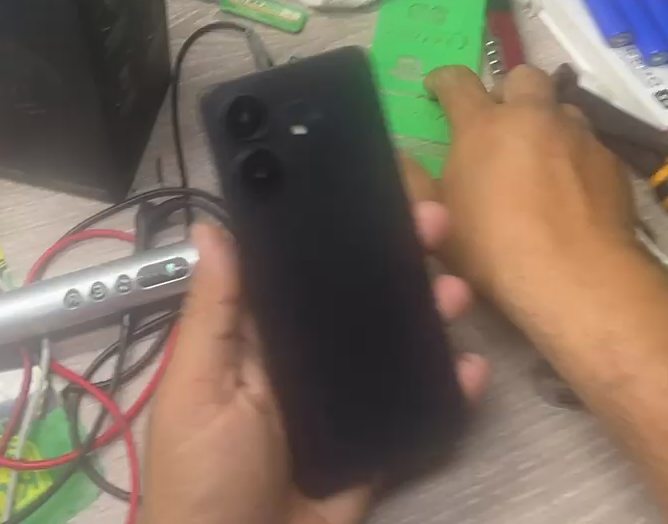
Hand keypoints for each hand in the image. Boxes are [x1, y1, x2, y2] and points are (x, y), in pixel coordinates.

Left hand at [140, 212, 488, 523]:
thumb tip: (210, 225)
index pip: (300, 268)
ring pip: (392, 339)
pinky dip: (448, 386)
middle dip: (394, 257)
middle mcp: (306, 354)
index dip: (331, 229)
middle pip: (355, 295)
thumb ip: (213, 311)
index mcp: (260, 333)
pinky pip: (416, 406)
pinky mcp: (375, 441)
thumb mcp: (197, 386)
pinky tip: (471, 366)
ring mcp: (344, 396)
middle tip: (432, 224)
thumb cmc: (202, 473)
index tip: (367, 193)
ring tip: (455, 289)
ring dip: (428, 308)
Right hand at [423, 65, 643, 313]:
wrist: (579, 281)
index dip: (444, 81)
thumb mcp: (439, 219)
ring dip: (548, 122)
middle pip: (524, 77)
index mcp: (483, 125)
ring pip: (563, 108)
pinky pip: (591, 145)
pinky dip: (576, 156)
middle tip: (501, 119)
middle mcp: (533, 117)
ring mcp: (578, 137)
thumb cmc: (495, 250)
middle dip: (510, 90)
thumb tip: (400, 157)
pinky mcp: (612, 164)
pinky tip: (573, 189)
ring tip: (541, 155)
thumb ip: (415, 182)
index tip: (437, 87)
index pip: (458, 82)